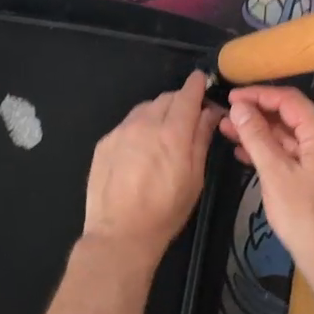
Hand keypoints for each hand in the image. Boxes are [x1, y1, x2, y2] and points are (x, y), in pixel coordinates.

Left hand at [82, 71, 218, 267]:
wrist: (119, 233)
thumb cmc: (165, 211)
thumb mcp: (194, 179)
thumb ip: (201, 140)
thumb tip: (209, 113)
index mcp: (173, 133)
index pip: (187, 95)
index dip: (197, 85)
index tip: (202, 80)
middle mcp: (145, 124)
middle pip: (166, 98)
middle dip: (180, 101)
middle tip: (189, 116)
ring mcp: (121, 131)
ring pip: (145, 109)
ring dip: (158, 113)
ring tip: (164, 133)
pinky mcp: (104, 142)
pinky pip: (127, 125)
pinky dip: (139, 128)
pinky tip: (141, 149)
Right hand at [219, 86, 313, 299]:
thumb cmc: (305, 217)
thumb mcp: (275, 174)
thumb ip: (257, 137)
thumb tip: (239, 107)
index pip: (288, 100)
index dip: (257, 95)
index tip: (229, 96)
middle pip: (289, 115)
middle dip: (256, 113)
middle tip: (224, 114)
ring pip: (289, 136)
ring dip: (260, 132)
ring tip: (226, 130)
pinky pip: (293, 153)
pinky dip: (270, 151)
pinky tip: (244, 153)